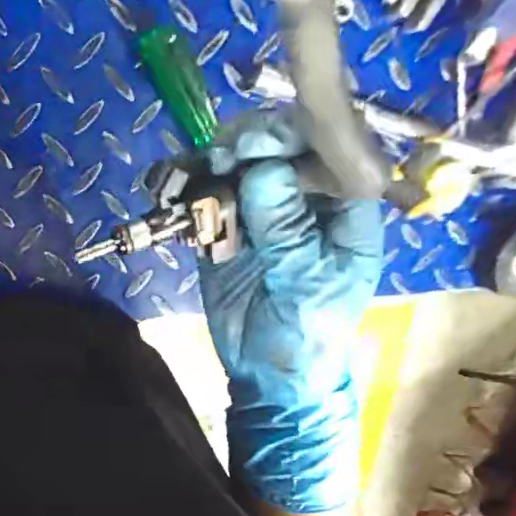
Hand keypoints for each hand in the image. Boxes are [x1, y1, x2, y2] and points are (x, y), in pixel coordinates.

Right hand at [199, 111, 383, 512]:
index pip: (328, 153)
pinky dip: (187, 185)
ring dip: (213, 161)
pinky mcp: (224, 226)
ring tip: (193, 172)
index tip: (260, 145)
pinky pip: (206, 195)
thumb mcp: (306, 286)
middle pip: (279, 150)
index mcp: (343, 211)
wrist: (264, 378)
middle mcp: (303, 200)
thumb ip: (288, 230)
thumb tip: (263, 170)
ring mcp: (260, 211)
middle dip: (249, 145)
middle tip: (221, 156)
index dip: (296, 138)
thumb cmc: (306, 337)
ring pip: (239, 165)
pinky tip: (172, 187)